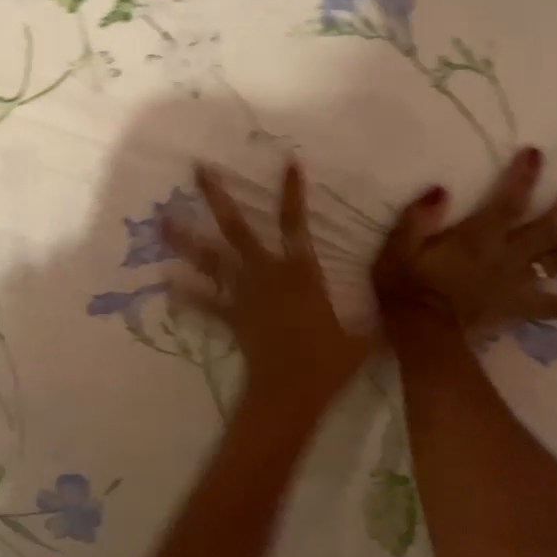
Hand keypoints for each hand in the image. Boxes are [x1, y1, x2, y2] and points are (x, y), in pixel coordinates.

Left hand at [162, 161, 375, 408]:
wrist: (293, 395)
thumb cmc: (330, 363)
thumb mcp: (366, 332)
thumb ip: (376, 306)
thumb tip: (396, 288)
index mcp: (299, 271)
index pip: (296, 223)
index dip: (292, 192)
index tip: (288, 162)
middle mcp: (264, 273)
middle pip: (236, 228)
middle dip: (217, 197)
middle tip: (198, 169)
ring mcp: (241, 294)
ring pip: (209, 259)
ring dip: (184, 240)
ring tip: (161, 220)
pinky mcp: (228, 318)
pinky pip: (203, 303)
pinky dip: (185, 295)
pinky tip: (164, 282)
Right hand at [372, 147, 556, 342]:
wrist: (421, 336)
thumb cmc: (405, 286)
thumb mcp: (399, 246)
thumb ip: (419, 218)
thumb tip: (442, 190)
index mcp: (477, 239)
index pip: (508, 203)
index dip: (523, 178)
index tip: (538, 154)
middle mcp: (507, 257)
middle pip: (549, 227)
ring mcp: (520, 284)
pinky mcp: (523, 309)